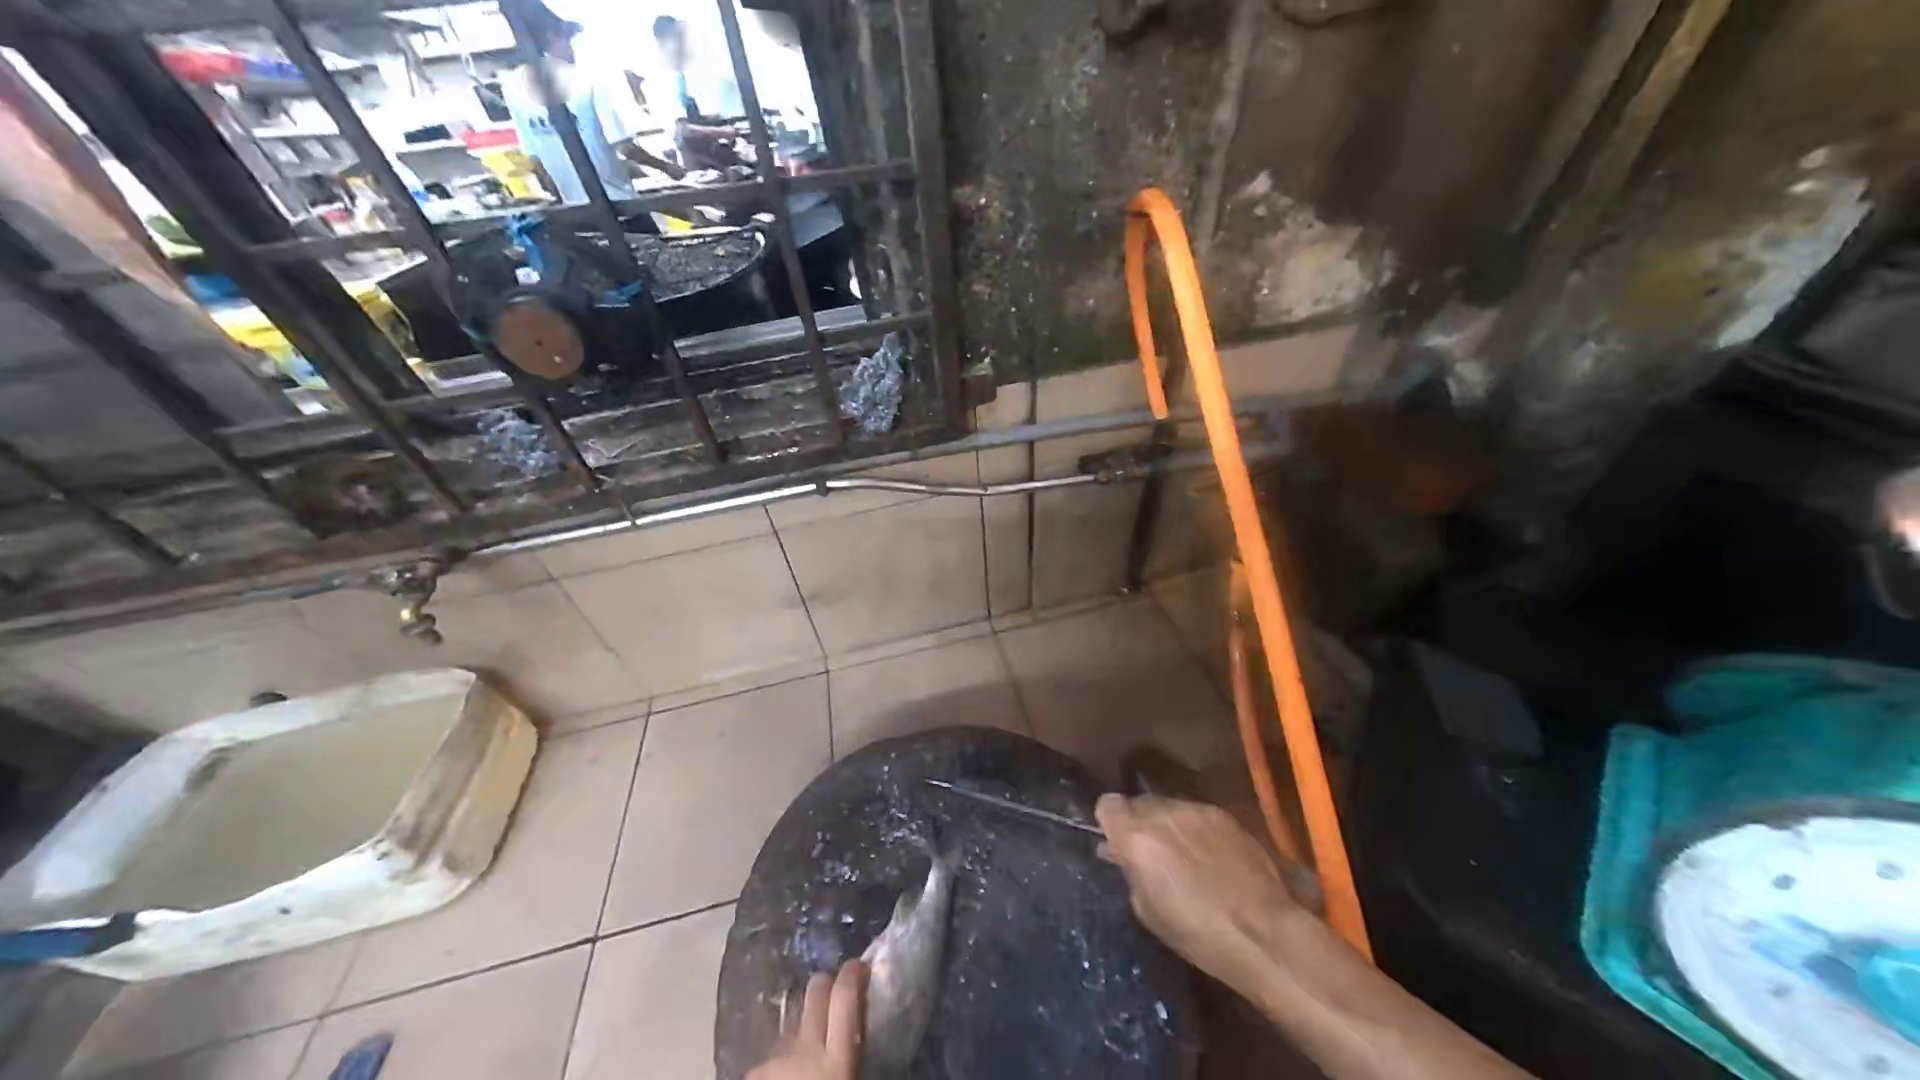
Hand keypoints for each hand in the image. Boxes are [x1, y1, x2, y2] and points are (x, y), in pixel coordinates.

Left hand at [749, 960, 866, 1079]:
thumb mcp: (850, 1077)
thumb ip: (854, 1051)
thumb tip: (860, 1023)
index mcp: (836, 1057)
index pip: (844, 996)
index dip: (852, 973)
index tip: (859, 964)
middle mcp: (804, 1047)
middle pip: (815, 991)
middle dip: (826, 982)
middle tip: (836, 989)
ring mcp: (774, 1055)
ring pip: (792, 1018)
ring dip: (803, 1018)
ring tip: (809, 1032)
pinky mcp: (752, 1068)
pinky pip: (774, 1046)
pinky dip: (783, 1048)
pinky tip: (785, 1062)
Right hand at [1095, 794, 1307, 984]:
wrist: (1264, 933)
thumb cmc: (1198, 934)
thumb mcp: (1147, 910)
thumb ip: (1130, 872)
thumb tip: (1119, 853)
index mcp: (1137, 838)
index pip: (1107, 805)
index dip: (1110, 823)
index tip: (1118, 844)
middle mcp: (1163, 813)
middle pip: (1138, 803)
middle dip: (1139, 824)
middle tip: (1152, 853)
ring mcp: (1196, 810)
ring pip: (1168, 806)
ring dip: (1167, 825)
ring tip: (1184, 856)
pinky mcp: (1224, 814)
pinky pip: (1195, 813)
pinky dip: (1194, 829)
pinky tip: (1210, 855)